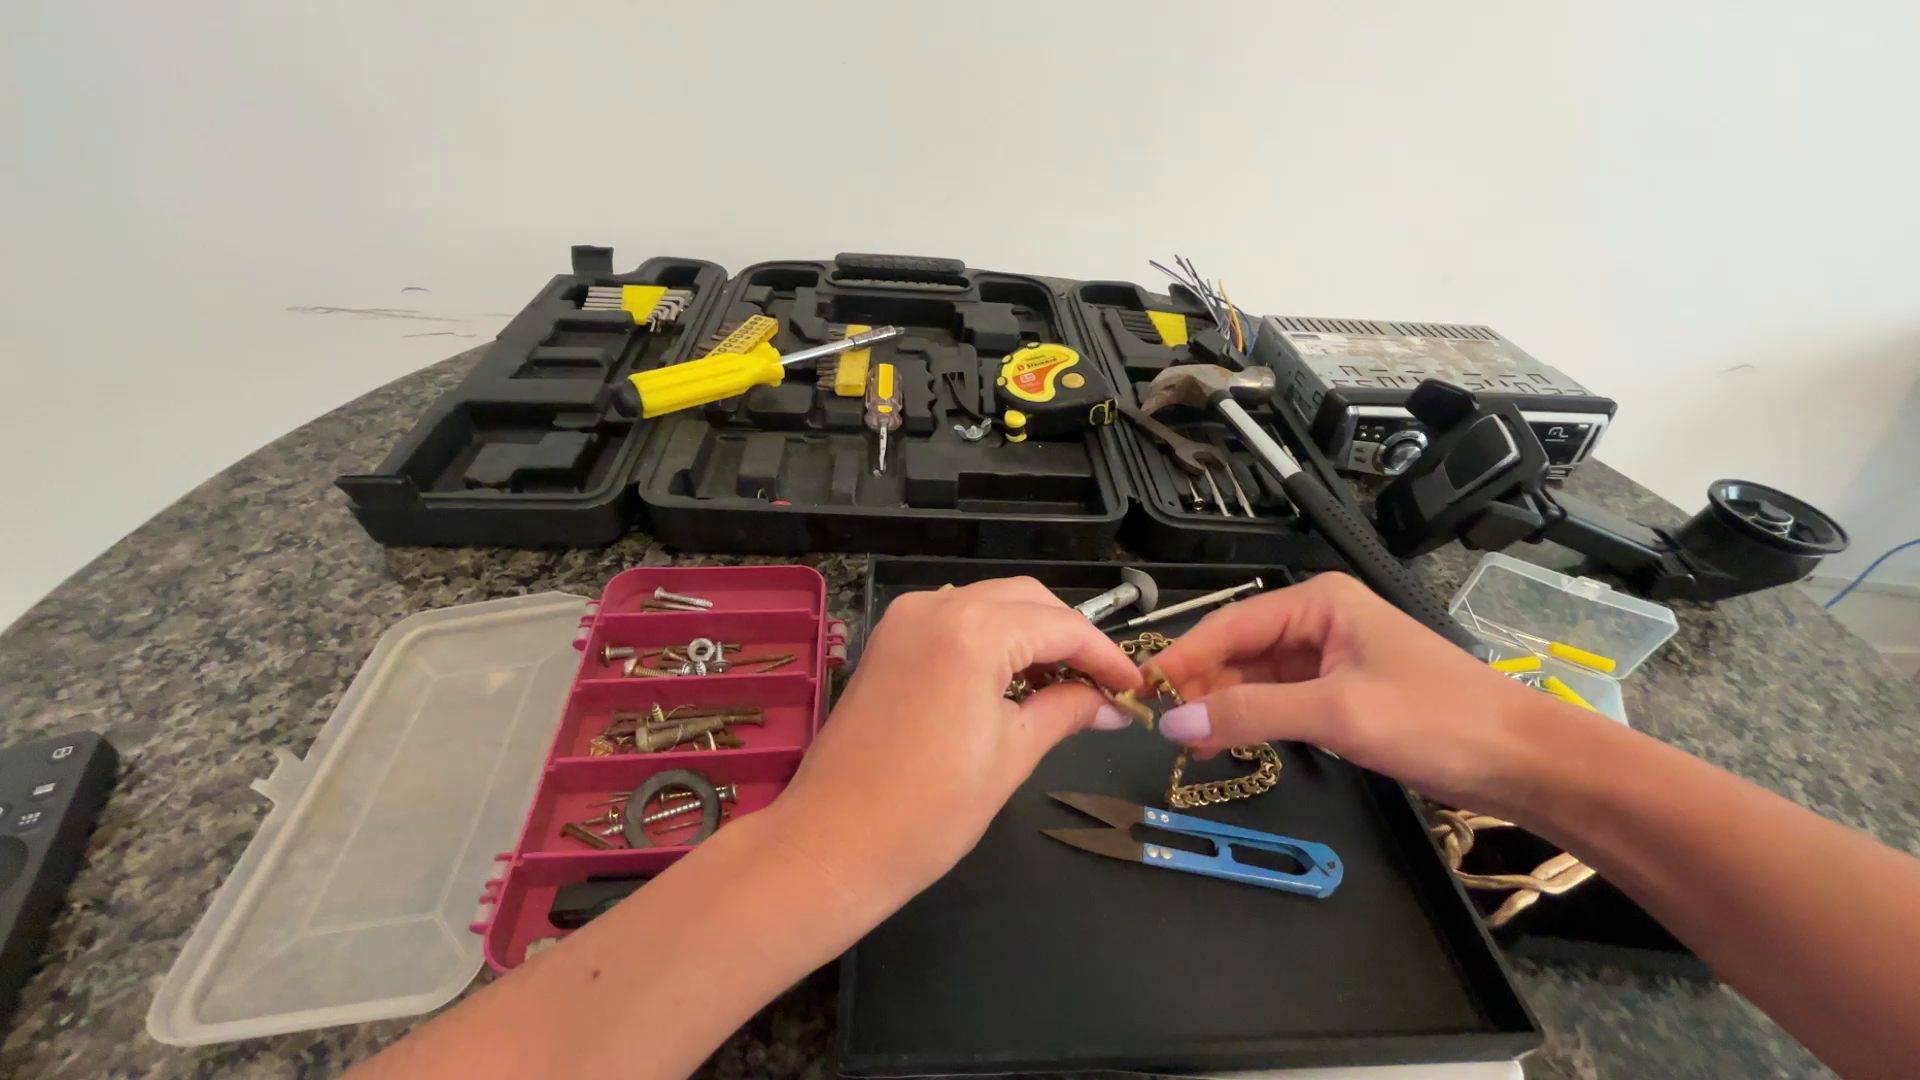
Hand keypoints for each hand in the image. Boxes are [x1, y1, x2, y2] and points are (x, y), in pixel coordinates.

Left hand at [770, 577, 1140, 904]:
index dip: (1104, 655)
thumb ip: (1066, 711)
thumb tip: (1109, 704)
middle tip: (1099, 684)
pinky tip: (1011, 679)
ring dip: (1030, 634)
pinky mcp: (887, 641)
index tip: (1133, 685)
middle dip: (1068, 636)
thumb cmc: (929, 812)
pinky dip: (991, 639)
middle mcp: (935, 607)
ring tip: (1061, 684)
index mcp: (971, 631)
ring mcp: (904, 620)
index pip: (1060, 625)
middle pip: (1025, 599)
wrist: (831, 845)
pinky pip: (954, 620)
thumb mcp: (1012, 756)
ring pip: (989, 604)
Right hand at [1146, 572, 1583, 818]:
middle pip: (1237, 649)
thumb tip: (1173, 723)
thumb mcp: (1338, 714)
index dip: (1185, 657)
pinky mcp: (1337, 691)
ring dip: (1223, 706)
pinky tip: (1225, 740)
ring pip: (1253, 676)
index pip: (1230, 624)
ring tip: (1190, 742)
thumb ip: (1251, 714)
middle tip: (1167, 725)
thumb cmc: (1436, 720)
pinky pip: (1276, 698)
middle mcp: (1316, 621)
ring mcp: (1327, 657)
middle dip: (1202, 685)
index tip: (1146, 690)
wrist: (1525, 762)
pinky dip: (1250, 719)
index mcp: (1317, 603)